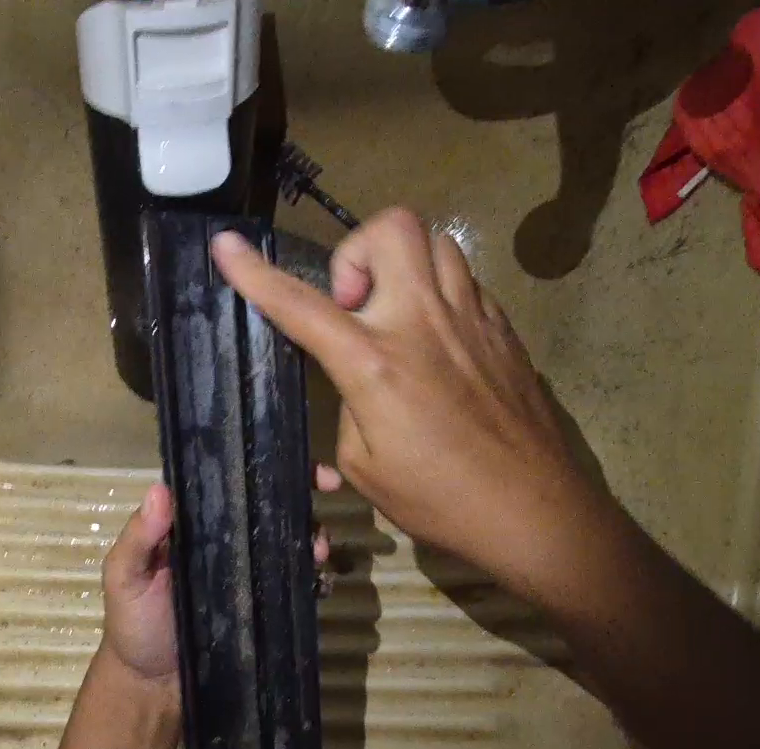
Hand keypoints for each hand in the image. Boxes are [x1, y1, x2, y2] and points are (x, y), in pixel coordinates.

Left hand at [100, 480, 336, 691]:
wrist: (152, 685)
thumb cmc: (133, 625)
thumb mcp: (124, 578)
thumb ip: (138, 539)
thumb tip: (161, 489)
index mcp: (191, 524)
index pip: (228, 483)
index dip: (262, 466)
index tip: (294, 462)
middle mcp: (222, 540)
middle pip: (267, 506)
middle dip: (301, 496)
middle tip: (327, 494)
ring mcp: (245, 571)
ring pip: (285, 541)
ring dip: (309, 536)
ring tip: (317, 549)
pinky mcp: (261, 603)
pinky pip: (292, 582)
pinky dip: (311, 576)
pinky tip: (320, 579)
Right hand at [210, 209, 625, 607]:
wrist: (533, 510)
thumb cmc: (438, 500)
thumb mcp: (365, 467)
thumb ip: (349, 406)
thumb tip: (358, 379)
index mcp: (375, 365)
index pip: (302, 306)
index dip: (256, 275)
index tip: (227, 246)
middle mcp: (423, 323)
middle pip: (390, 228)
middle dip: (356, 250)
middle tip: (353, 307)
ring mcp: (470, 318)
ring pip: (434, 240)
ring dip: (400, 264)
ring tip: (392, 314)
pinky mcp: (502, 327)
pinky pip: (462, 278)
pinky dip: (434, 290)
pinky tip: (431, 338)